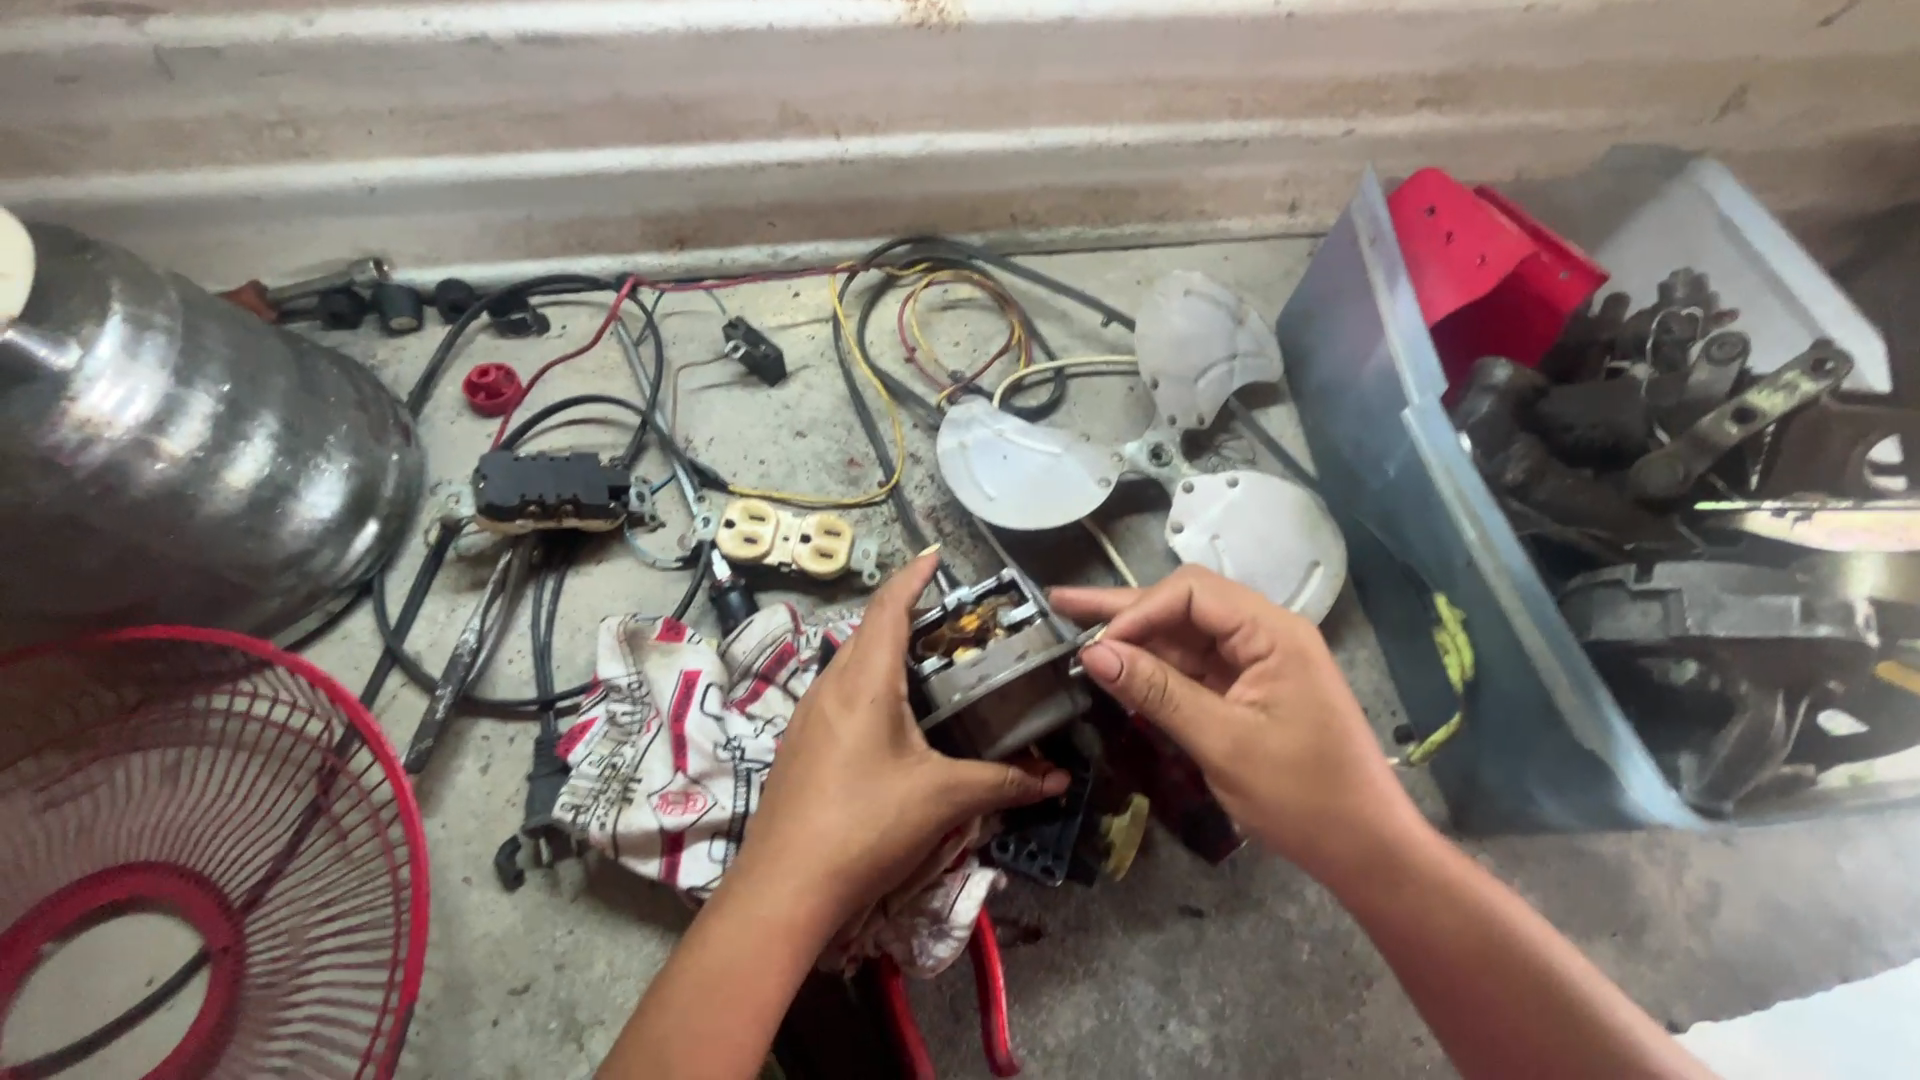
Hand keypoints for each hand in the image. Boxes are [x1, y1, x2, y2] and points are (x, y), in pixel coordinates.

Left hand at [726, 551, 1069, 929]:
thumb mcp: (942, 800)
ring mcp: (807, 716)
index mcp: (864, 682)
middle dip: (905, 614)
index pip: (888, 608)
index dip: (912, 576)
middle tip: (950, 621)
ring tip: (926, 663)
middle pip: (867, 631)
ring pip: (849, 663)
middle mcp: (829, 686)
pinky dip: (868, 685)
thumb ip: (1003, 783)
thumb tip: (1058, 780)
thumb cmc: (865, 826)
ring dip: (884, 651)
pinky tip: (891, 718)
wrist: (784, 887)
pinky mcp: (800, 744)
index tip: (936, 556)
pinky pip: (838, 694)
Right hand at [1050, 566, 1427, 888]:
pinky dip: (1153, 667)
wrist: (1365, 849)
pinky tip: (1116, 665)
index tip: (1097, 647)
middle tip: (1063, 603)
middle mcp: (1264, 635)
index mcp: (1272, 633)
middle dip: (1123, 608)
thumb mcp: (1223, 744)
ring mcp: (1255, 663)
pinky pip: (1192, 666)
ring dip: (1133, 636)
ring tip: (1075, 625)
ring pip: (1183, 635)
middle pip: (1183, 606)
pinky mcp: (1247, 690)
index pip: (1191, 594)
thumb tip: (1094, 653)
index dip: (1138, 612)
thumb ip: (1157, 692)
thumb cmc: (1304, 797)